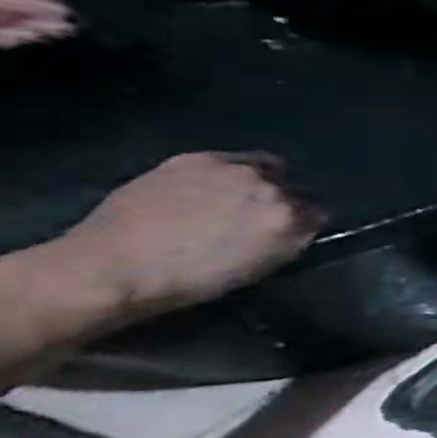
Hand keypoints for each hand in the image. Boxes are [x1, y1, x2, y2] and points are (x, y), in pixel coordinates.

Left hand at [54, 152, 326, 314]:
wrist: (115, 265)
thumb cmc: (193, 279)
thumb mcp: (261, 267)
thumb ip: (292, 240)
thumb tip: (304, 226)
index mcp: (290, 219)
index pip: (321, 213)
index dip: (308, 223)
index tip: (295, 231)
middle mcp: (271, 188)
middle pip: (298, 188)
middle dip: (288, 201)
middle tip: (262, 217)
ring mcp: (234, 169)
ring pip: (269, 168)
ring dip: (262, 182)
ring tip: (235, 199)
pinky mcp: (199, 158)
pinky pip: (234, 159)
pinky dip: (233, 171)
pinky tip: (211, 187)